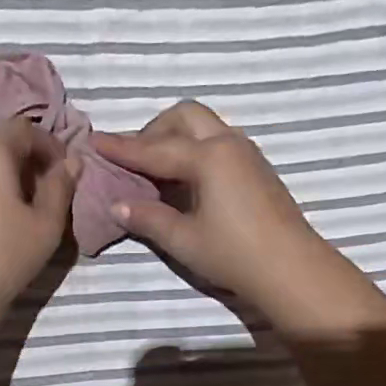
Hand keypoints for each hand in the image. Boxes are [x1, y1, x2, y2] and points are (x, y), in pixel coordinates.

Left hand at [0, 118, 80, 311]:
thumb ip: (61, 187)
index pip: (26, 129)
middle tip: (45, 189)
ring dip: (3, 174)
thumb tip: (71, 162)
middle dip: (26, 158)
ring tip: (21, 206)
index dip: (50, 145)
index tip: (64, 173)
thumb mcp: (46, 224)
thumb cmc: (6, 255)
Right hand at [93, 101, 332, 304]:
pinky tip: (183, 182)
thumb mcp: (183, 240)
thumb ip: (149, 218)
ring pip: (203, 127)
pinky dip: (192, 150)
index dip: (122, 148)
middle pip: (184, 117)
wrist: (290, 268)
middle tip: (133, 160)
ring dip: (174, 139)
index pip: (155, 148)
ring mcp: (246, 153)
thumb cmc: (233, 254)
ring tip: (154, 171)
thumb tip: (117, 204)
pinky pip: (216, 142)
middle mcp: (228, 143)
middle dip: (153, 131)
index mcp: (208, 157)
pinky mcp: (255, 167)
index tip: (95, 141)